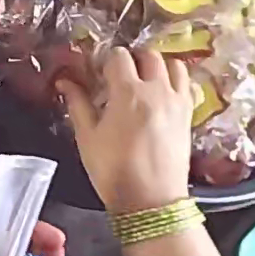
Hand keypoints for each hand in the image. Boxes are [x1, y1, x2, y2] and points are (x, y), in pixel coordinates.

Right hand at [58, 47, 193, 214]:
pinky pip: (186, 84)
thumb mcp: (87, 137)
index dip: (105, 61)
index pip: (118, 56)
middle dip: (132, 59)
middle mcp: (157, 90)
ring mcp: (177, 101)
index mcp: (128, 92)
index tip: (97, 74)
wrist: (150, 200)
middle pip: (148, 55)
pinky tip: (162, 94)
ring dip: (157, 66)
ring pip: (173, 65)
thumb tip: (65, 82)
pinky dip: (175, 81)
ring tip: (144, 81)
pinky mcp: (189, 115)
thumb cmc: (112, 170)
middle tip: (119, 76)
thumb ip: (77, 103)